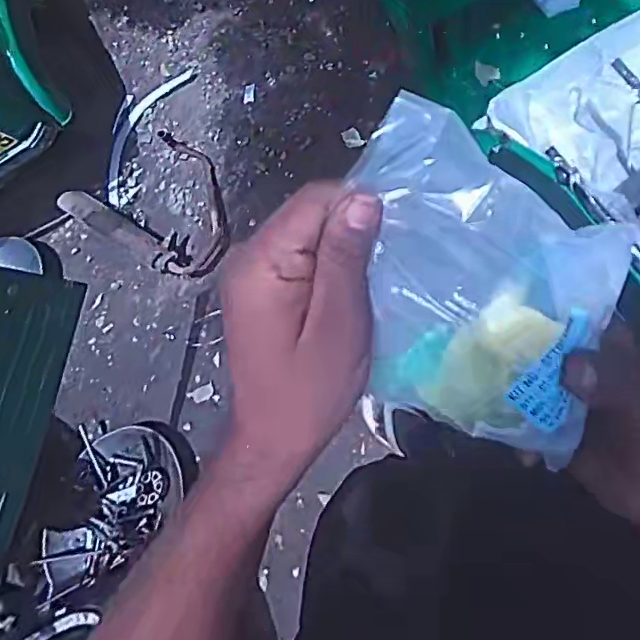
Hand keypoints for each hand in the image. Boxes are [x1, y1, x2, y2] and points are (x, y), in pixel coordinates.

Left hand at [216, 182, 381, 490]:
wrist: (272, 440)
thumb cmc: (307, 394)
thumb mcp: (338, 326)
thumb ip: (346, 260)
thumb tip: (364, 199)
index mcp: (261, 262)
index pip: (314, 200)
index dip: (356, 206)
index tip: (390, 235)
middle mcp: (249, 253)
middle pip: (310, 209)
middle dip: (351, 226)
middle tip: (384, 262)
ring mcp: (253, 266)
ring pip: (309, 226)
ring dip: (343, 243)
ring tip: (369, 277)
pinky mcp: (263, 279)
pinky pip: (303, 248)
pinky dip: (331, 258)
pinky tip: (349, 284)